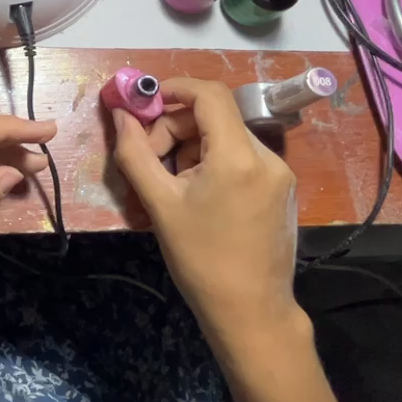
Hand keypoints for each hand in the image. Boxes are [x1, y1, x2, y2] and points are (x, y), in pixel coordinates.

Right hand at [111, 77, 299, 342]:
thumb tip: (120, 114)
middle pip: (212, 116)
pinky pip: (238, 155)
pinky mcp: (281, 189)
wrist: (250, 312)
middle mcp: (266, 157)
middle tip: (151, 161)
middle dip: (174, 128)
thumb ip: (135, 151)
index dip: (173, 89)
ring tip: (172, 184)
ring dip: (190, 146)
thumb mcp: (158, 203)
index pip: (209, 94)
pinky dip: (210, 161)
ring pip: (223, 136)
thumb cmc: (199, 258)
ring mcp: (278, 173)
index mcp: (238, 156)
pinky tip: (197, 194)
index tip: (143, 107)